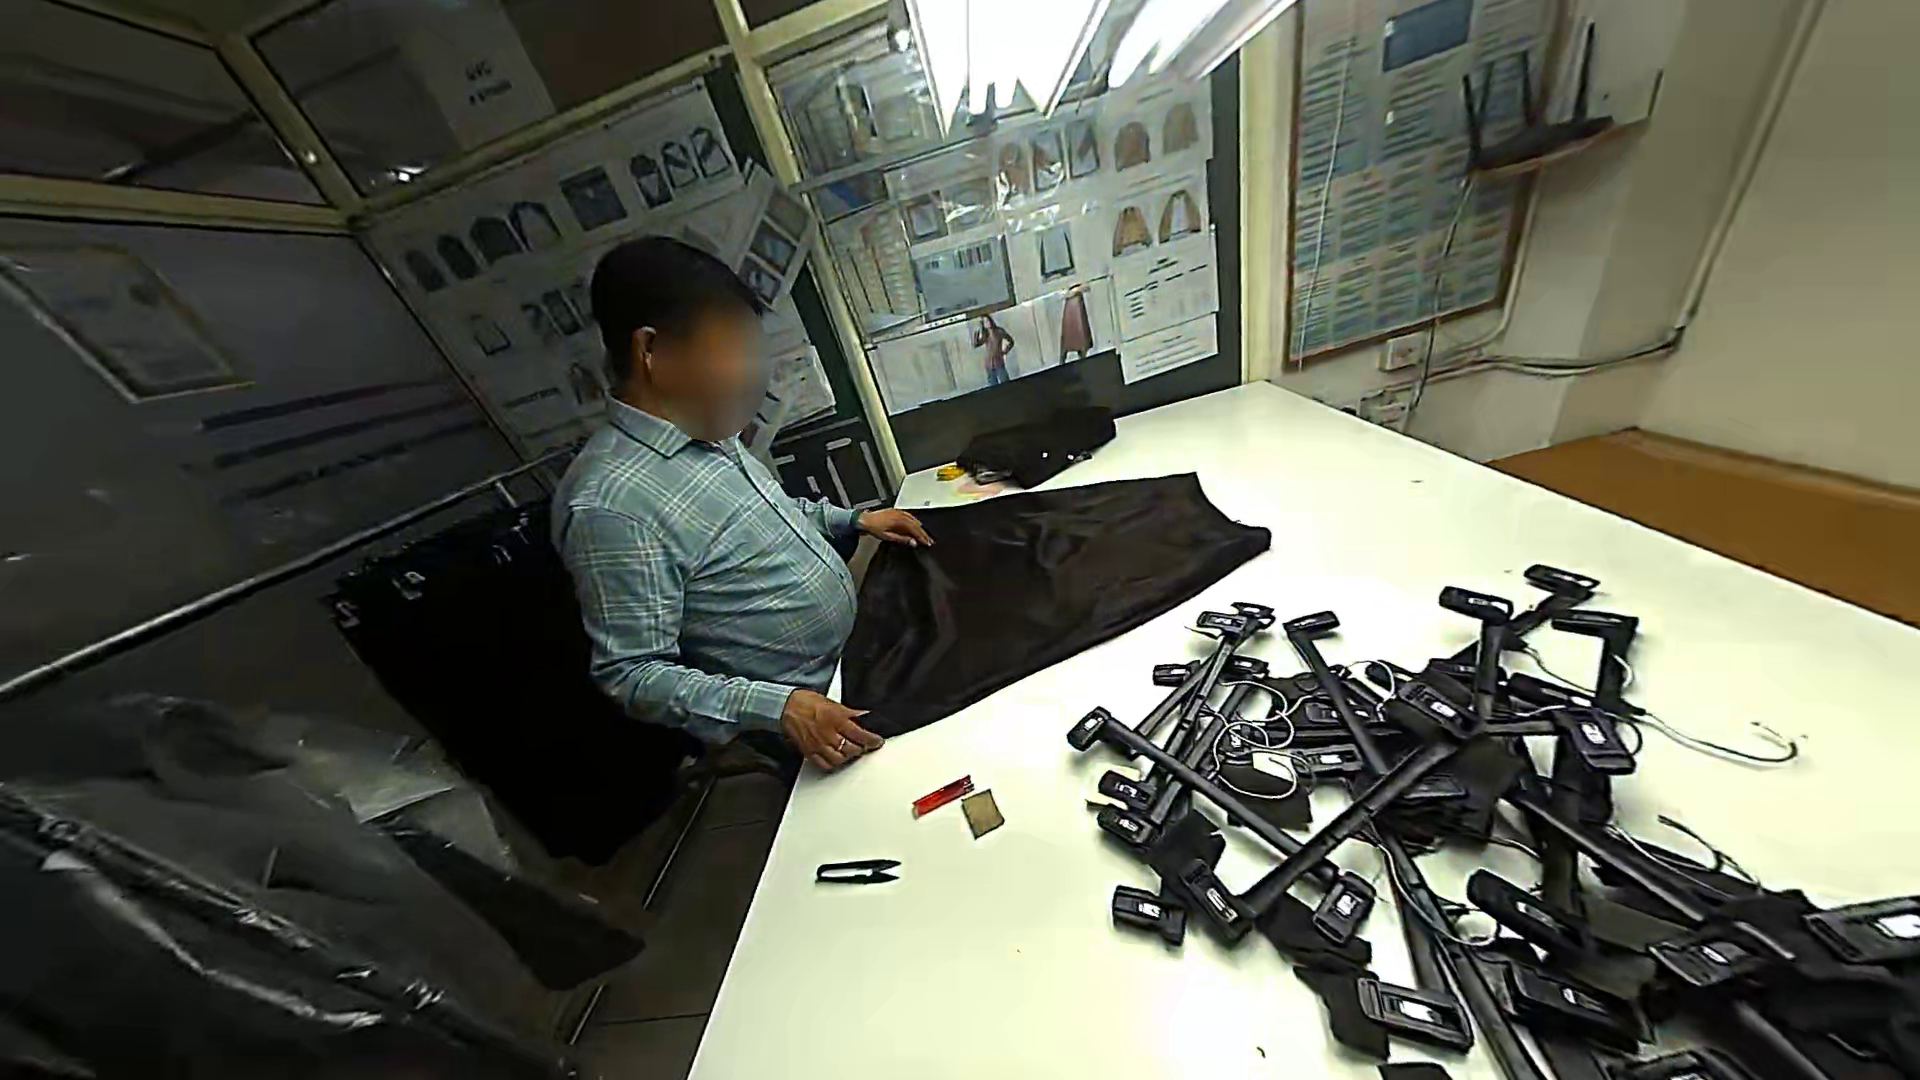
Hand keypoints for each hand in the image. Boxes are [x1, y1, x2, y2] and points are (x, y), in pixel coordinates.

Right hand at [781, 689, 884, 770]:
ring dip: (849, 756)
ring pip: (840, 759)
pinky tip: (838, 758)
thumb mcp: (834, 703)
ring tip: (853, 751)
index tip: (878, 741)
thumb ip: (850, 713)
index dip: (872, 740)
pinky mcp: (810, 752)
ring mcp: (819, 744)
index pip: (860, 734)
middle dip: (862, 748)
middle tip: (866, 746)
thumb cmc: (808, 701)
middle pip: (852, 749)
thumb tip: (864, 716)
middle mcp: (829, 733)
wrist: (787, 706)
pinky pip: (825, 764)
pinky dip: (834, 763)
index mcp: (837, 719)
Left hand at [859, 508, 932, 546]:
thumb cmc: (874, 528)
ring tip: (924, 535)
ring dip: (920, 528)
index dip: (922, 537)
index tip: (928, 543)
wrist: (864, 520)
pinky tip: (915, 524)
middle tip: (929, 541)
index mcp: (900, 521)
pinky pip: (909, 516)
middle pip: (916, 525)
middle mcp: (901, 515)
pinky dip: (914, 521)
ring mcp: (899, 512)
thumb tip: (914, 543)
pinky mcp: (896, 511)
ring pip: (914, 520)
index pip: (915, 530)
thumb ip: (902, 539)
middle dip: (923, 533)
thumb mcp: (888, 537)